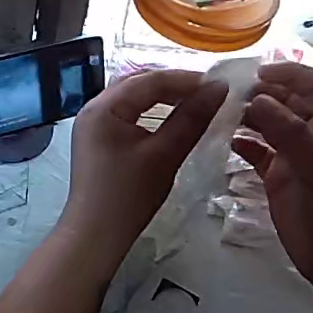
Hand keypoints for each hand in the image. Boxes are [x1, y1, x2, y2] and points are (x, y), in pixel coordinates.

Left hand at [60, 69, 226, 255]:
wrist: (95, 233)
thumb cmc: (128, 195)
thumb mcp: (165, 154)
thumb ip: (191, 118)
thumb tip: (219, 89)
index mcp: (104, 107)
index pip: (149, 80)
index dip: (186, 79)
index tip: (220, 85)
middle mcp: (93, 108)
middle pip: (138, 83)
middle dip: (174, 84)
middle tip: (209, 92)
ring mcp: (92, 123)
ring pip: (131, 96)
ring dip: (162, 96)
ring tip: (195, 101)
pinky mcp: (96, 138)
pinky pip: (126, 112)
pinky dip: (149, 110)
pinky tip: (170, 117)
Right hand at [231, 63, 312, 286]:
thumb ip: (292, 136)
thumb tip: (259, 98)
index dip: (289, 75)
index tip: (253, 73)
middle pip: (289, 104)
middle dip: (262, 92)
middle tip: (224, 92)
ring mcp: (298, 162)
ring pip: (271, 127)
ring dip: (249, 116)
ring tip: (218, 113)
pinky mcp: (281, 184)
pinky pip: (259, 155)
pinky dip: (243, 145)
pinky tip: (224, 141)